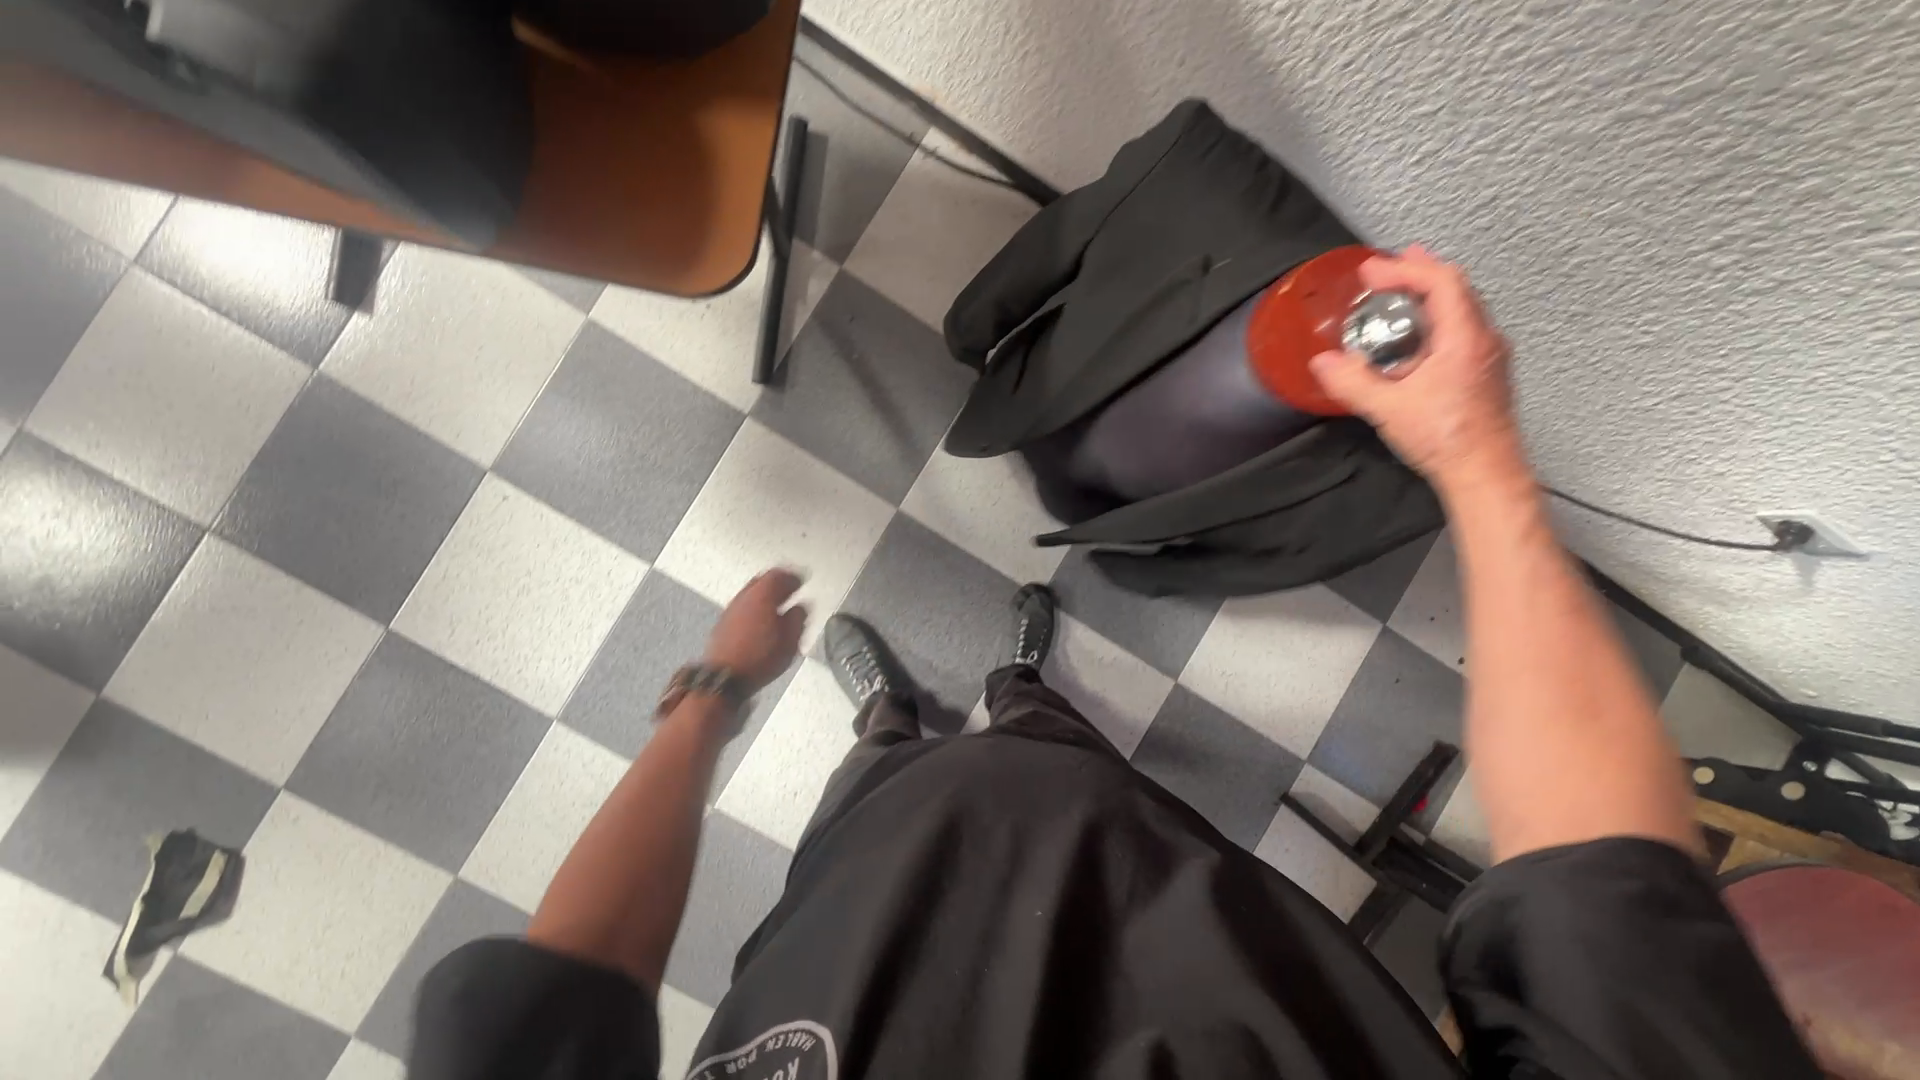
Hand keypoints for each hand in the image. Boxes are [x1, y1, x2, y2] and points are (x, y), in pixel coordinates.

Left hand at [705, 569, 807, 691]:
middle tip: (790, 588)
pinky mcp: (723, 623)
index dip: (793, 577)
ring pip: (751, 593)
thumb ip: (798, 618)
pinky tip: (761, 620)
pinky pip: (742, 607)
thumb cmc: (760, 658)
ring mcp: (731, 609)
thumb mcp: (792, 639)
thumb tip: (800, 608)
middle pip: (762, 580)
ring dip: (765, 595)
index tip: (801, 580)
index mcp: (764, 595)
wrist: (725, 676)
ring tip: (777, 605)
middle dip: (778, 583)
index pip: (780, 575)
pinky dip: (754, 607)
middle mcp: (745, 597)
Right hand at [1310, 246, 1526, 489]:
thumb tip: (1324, 363)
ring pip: (1461, 310)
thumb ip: (1352, 382)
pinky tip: (1416, 339)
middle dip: (1419, 274)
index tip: (1372, 271)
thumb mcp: (1388, 409)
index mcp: (1464, 338)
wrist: (1484, 473)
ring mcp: (1488, 358)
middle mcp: (1483, 341)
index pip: (1441, 282)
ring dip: (1428, 297)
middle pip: (1455, 289)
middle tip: (1390, 267)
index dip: (1404, 270)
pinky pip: (1462, 332)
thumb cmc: (1448, 440)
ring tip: (1400, 297)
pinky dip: (1436, 321)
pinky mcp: (1484, 376)